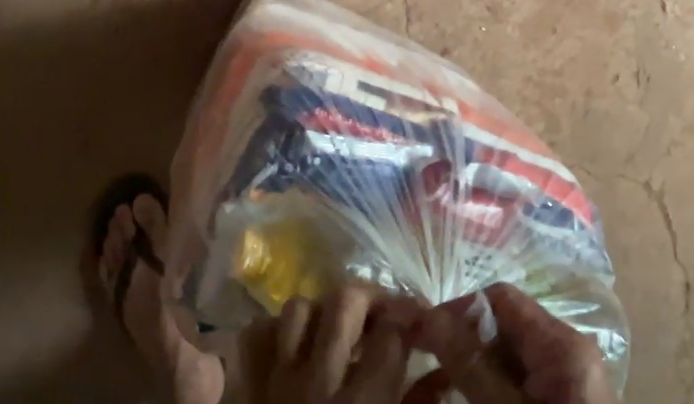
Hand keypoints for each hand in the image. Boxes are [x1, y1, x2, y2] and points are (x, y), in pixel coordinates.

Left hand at [240, 286, 418, 403]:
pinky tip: (296, 345)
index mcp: (363, 403)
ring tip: (337, 329)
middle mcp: (318, 380)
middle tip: (383, 315)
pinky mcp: (249, 385)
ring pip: (298, 308)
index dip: (410, 316)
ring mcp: (278, 379)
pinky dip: (276, 331)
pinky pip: (257, 333)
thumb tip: (444, 373)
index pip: (391, 332)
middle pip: (344, 302)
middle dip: (370, 300)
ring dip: (322, 312)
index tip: (420, 319)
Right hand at [404, 283, 613, 403]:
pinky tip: (457, 402)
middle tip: (419, 364)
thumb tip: (428, 314)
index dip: (457, 310)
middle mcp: (568, 355)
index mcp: (561, 345)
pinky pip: (517, 387)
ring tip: (427, 393)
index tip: (420, 336)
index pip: (499, 299)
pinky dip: (486, 392)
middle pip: (501, 330)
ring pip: (505, 361)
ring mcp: (567, 385)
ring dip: (466, 372)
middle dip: (458, 344)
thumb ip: (469, 362)